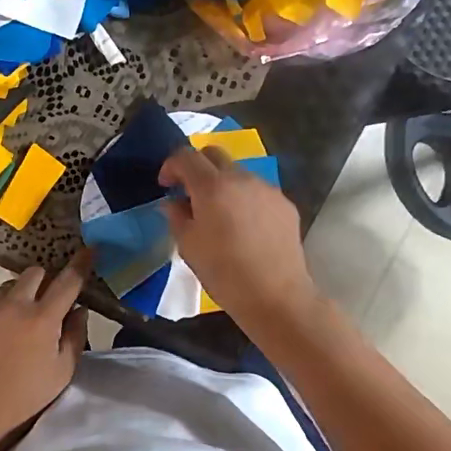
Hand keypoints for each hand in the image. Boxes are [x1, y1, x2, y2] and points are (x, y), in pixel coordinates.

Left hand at [0, 253, 90, 450]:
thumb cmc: (25, 397)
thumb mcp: (62, 371)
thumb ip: (74, 335)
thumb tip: (79, 309)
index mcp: (42, 318)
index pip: (67, 281)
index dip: (81, 264)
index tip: (90, 250)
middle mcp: (13, 305)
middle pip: (34, 273)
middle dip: (46, 280)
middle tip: (49, 300)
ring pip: (9, 285)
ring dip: (21, 293)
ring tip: (22, 319)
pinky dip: (0, 309)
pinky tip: (0, 333)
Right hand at [159, 146, 320, 325]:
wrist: (275, 296)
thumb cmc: (222, 272)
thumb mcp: (187, 245)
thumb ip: (176, 216)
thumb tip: (174, 203)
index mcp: (212, 187)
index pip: (186, 156)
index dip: (170, 166)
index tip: (165, 186)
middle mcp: (241, 180)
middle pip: (214, 154)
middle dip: (196, 166)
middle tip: (187, 192)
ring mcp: (267, 190)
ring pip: (237, 173)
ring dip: (221, 184)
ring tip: (216, 214)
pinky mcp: (285, 205)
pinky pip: (256, 191)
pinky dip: (242, 199)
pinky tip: (241, 227)